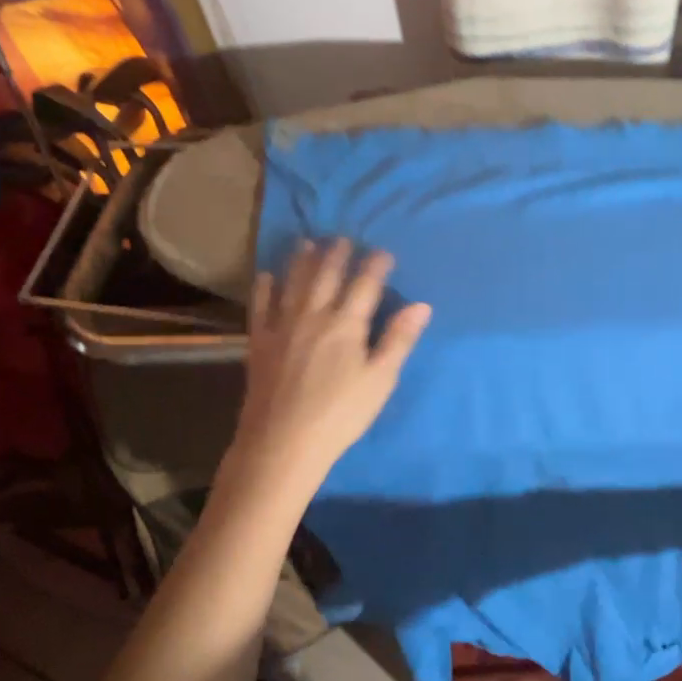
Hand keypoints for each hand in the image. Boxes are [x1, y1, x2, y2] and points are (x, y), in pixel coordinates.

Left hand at [219, 239, 430, 504]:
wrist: (282, 442)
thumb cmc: (341, 413)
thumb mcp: (380, 379)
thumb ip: (398, 339)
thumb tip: (421, 304)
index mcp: (347, 325)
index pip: (365, 285)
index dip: (375, 265)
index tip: (383, 251)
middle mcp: (313, 316)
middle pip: (327, 277)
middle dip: (337, 255)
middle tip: (343, 238)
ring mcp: (282, 327)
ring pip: (294, 284)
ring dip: (302, 262)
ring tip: (308, 243)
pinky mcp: (260, 343)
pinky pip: (261, 307)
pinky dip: (265, 289)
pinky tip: (267, 276)